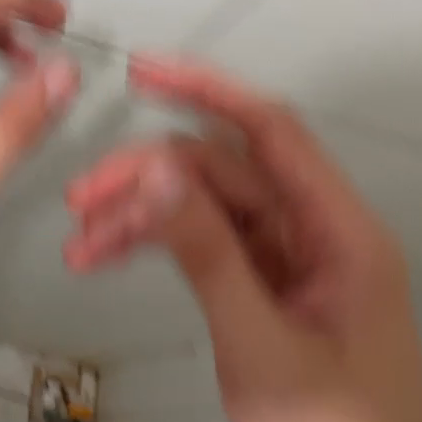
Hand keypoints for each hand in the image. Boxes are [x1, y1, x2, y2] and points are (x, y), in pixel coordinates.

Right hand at [64, 58, 421, 421]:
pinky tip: (101, 257)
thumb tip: (157, 170)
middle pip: (220, 167)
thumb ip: (209, 255)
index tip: (141, 71)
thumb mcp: (263, 350)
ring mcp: (285, 256)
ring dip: (140, 212)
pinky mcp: (260, 282)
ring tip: (80, 240)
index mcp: (341, 230)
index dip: (206, 87)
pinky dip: (152, 243)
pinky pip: (199, 240)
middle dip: (148, 173)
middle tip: (82, 195)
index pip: (271, 130)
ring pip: (201, 202)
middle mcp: (313, 228)